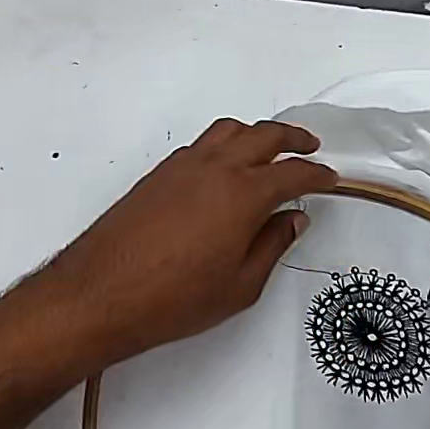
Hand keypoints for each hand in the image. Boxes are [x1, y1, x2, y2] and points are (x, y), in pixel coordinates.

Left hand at [33, 119, 336, 367]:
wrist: (101, 293)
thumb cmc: (173, 298)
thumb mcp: (240, 284)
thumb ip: (272, 245)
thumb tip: (292, 220)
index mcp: (243, 194)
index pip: (293, 173)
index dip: (316, 175)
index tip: (328, 178)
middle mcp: (215, 168)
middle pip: (264, 135)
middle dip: (293, 138)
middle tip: (310, 147)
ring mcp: (183, 166)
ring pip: (229, 130)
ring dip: (255, 133)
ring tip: (268, 148)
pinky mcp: (159, 173)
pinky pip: (201, 144)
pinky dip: (223, 144)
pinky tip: (224, 168)